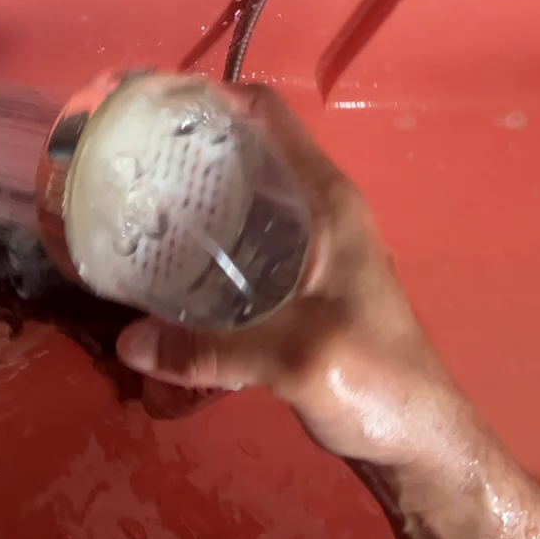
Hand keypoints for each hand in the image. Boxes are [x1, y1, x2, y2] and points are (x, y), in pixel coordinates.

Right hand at [115, 86, 451, 464]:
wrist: (413, 438)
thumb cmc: (376, 381)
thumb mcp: (293, 359)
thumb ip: (209, 351)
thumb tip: (126, 342)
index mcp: (327, 202)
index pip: (270, 117)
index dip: (215, 100)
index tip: (154, 111)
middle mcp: (315, 214)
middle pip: (245, 156)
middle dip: (187, 154)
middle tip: (126, 167)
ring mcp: (304, 251)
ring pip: (239, 203)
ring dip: (191, 202)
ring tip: (131, 209)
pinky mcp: (290, 287)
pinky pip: (237, 249)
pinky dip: (201, 248)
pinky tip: (161, 268)